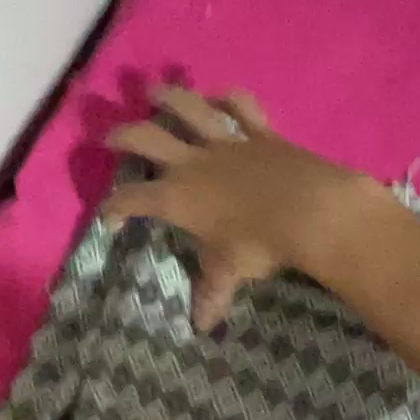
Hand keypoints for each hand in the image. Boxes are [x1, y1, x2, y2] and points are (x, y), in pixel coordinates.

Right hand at [103, 85, 407, 327]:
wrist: (311, 211)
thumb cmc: (259, 245)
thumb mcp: (229, 272)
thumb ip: (211, 294)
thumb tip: (202, 326)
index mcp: (177, 198)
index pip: (132, 200)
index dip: (113, 207)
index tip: (108, 218)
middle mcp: (193, 163)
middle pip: (147, 139)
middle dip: (122, 136)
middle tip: (109, 137)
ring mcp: (228, 143)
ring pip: (189, 109)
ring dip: (168, 98)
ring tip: (152, 92)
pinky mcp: (261, 133)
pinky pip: (241, 107)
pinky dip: (229, 99)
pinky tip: (221, 96)